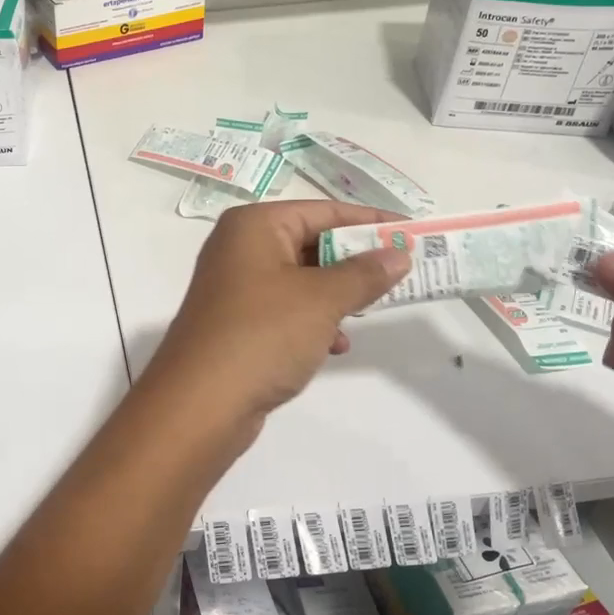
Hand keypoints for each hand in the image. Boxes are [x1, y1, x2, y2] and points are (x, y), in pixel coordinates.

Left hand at [144, 200, 413, 419]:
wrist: (200, 403)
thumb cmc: (262, 335)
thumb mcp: (322, 300)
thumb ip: (363, 274)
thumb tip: (398, 253)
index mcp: (253, 226)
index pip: (322, 211)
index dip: (368, 221)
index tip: (412, 233)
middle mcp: (238, 248)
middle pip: (309, 243)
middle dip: (353, 262)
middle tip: (401, 275)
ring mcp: (234, 287)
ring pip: (300, 280)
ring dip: (335, 296)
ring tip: (369, 312)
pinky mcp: (236, 324)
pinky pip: (285, 311)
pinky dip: (313, 322)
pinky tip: (334, 346)